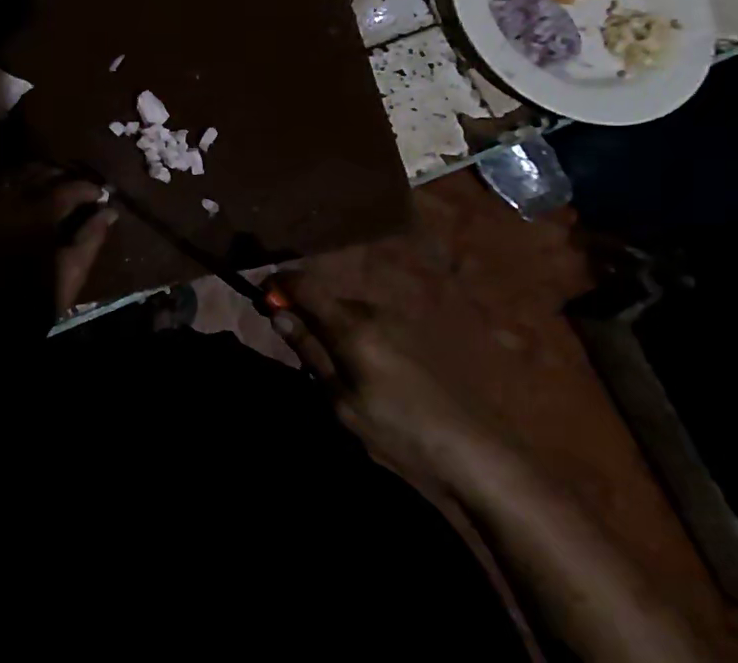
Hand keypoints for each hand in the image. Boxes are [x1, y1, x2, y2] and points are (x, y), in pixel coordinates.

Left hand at [0, 166, 117, 348]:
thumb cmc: (36, 299)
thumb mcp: (71, 272)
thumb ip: (91, 237)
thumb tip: (109, 211)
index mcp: (35, 218)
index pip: (65, 190)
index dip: (85, 188)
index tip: (100, 193)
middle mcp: (8, 205)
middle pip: (38, 174)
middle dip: (61, 175)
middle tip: (78, 185)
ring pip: (14, 176)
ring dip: (36, 175)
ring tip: (53, 183)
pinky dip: (12, 184)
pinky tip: (23, 192)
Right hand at [269, 269, 488, 481]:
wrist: (475, 452)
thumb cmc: (398, 431)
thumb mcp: (341, 400)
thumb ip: (310, 351)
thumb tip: (278, 313)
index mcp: (352, 326)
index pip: (305, 285)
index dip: (279, 285)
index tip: (262, 297)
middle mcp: (375, 313)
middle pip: (326, 299)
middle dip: (305, 313)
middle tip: (295, 348)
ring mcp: (400, 322)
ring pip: (349, 313)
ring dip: (330, 327)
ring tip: (331, 368)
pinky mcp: (417, 336)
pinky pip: (371, 324)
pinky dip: (354, 336)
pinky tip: (363, 372)